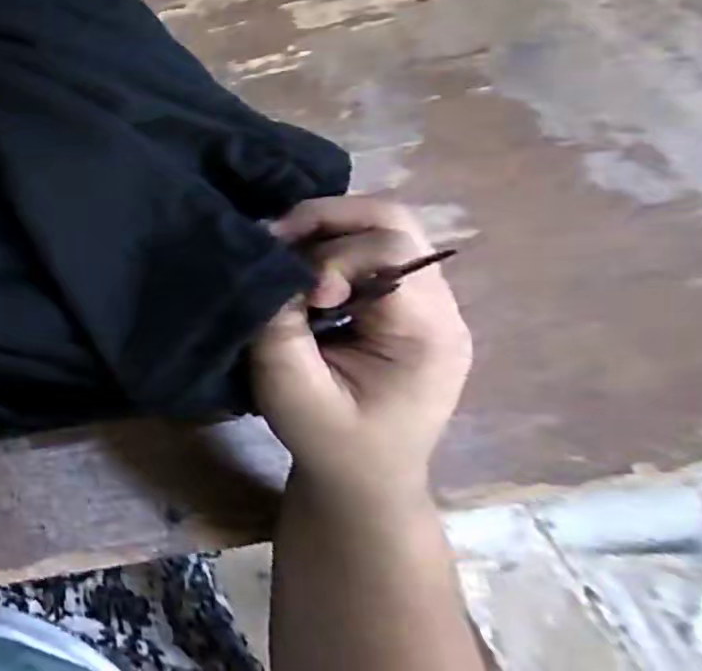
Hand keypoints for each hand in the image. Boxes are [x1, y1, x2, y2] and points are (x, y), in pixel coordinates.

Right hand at [250, 196, 471, 505]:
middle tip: (276, 244)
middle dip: (324, 219)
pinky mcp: (398, 304)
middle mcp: (437, 307)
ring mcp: (421, 303)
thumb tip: (265, 262)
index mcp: (427, 330)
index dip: (333, 252)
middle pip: (391, 221)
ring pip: (376, 227)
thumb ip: (278, 319)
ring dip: (320, 231)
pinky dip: (323, 246)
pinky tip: (297, 273)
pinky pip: (365, 249)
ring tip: (282, 260)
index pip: (391, 247)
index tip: (301, 293)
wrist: (363, 481)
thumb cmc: (330, 440)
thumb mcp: (290, 385)